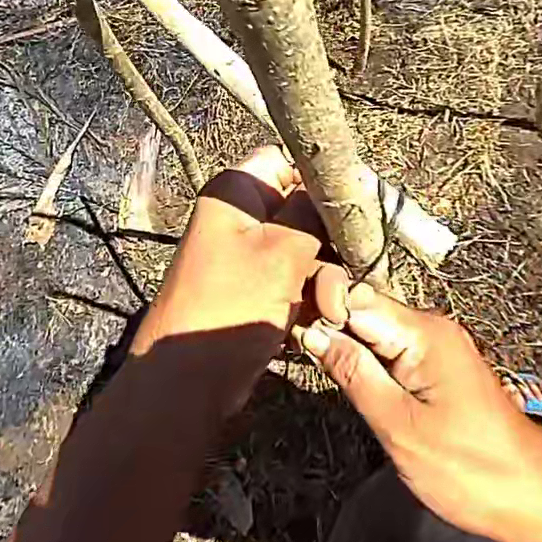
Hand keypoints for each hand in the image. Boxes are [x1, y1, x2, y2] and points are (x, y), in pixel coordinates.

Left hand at [130, 146, 351, 399]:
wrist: (190, 378)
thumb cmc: (227, 307)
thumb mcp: (281, 253)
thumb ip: (312, 213)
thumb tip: (336, 186)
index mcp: (236, 193)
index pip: (287, 163)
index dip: (319, 182)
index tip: (351, 210)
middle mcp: (241, 217)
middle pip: (302, 211)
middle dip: (327, 245)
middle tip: (337, 279)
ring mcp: (249, 254)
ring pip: (306, 250)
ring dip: (323, 280)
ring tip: (328, 310)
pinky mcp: (256, 287)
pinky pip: (296, 280)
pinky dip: (310, 299)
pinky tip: (318, 322)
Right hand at [296, 284, 541, 538]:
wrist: (539, 495)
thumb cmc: (470, 470)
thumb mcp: (400, 426)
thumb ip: (353, 373)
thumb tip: (313, 332)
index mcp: (421, 333)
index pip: (353, 297)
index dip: (318, 304)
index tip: (286, 319)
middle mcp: (428, 325)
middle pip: (362, 305)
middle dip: (325, 317)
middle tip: (288, 337)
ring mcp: (434, 340)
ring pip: (373, 323)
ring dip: (342, 335)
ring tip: (307, 350)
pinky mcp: (435, 359)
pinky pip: (388, 341)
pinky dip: (363, 350)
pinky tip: (343, 365)